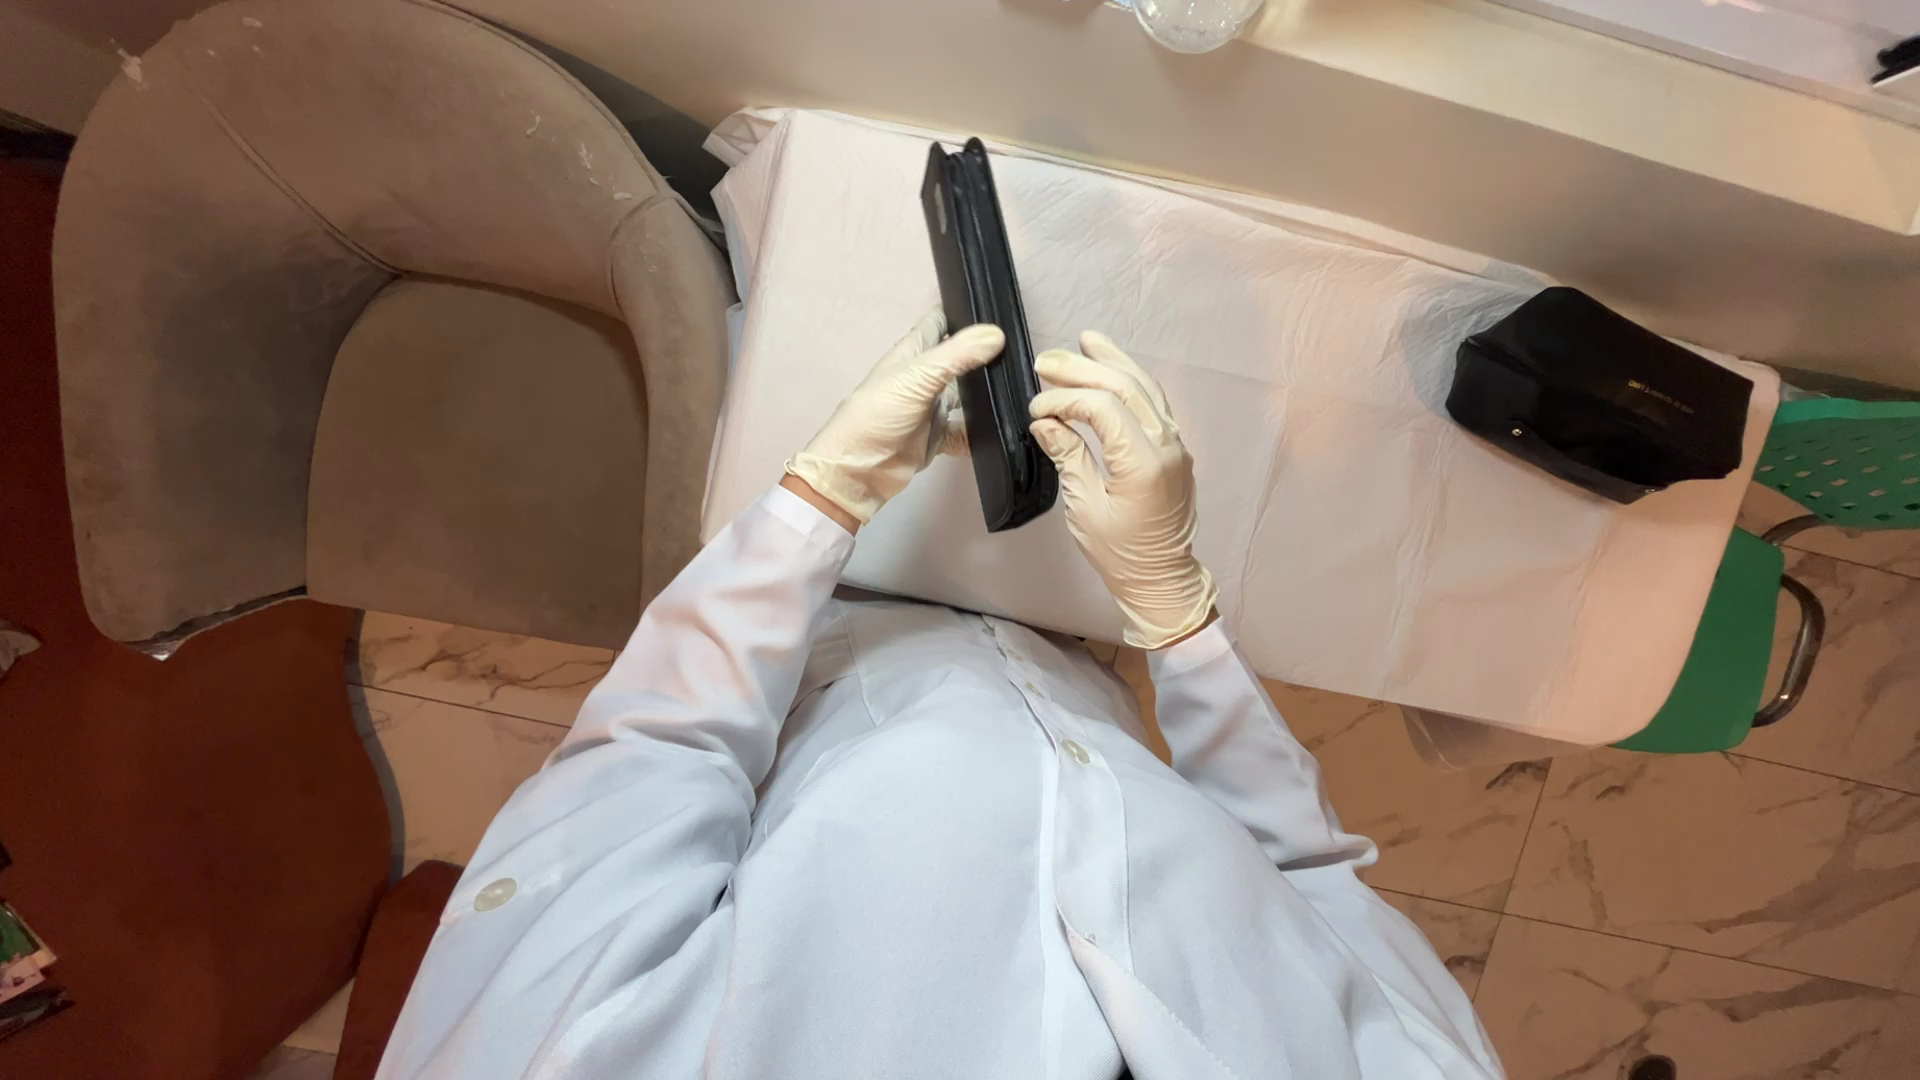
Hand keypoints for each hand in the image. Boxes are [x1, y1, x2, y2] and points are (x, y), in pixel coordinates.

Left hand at [786, 309, 1005, 524]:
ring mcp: (931, 409)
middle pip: (959, 360)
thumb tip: (998, 334)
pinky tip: (1002, 428)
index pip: (938, 322)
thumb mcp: (918, 376)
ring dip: (986, 395)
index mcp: (913, 354)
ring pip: (966, 396)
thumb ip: (958, 354)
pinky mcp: (937, 437)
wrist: (860, 470)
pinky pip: (966, 432)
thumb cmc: (878, 414)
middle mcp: (924, 378)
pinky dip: (981, 432)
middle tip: (1021, 350)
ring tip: (1021, 387)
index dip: (961, 312)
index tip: (995, 305)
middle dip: (984, 355)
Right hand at [1029, 332, 1216, 649]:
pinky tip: (1113, 368)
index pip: (1103, 408)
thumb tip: (1047, 422)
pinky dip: (1132, 380)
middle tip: (1047, 360)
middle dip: (1084, 369)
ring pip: (1145, 387)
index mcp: (1144, 463)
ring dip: (1113, 362)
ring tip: (1086, 340)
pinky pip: (1154, 402)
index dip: (1065, 400)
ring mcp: (1175, 443)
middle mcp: (1166, 445)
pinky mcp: (1174, 447)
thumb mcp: (1085, 507)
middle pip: (1125, 387)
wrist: (1161, 576)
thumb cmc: (1120, 552)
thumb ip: (1069, 456)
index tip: (1036, 408)